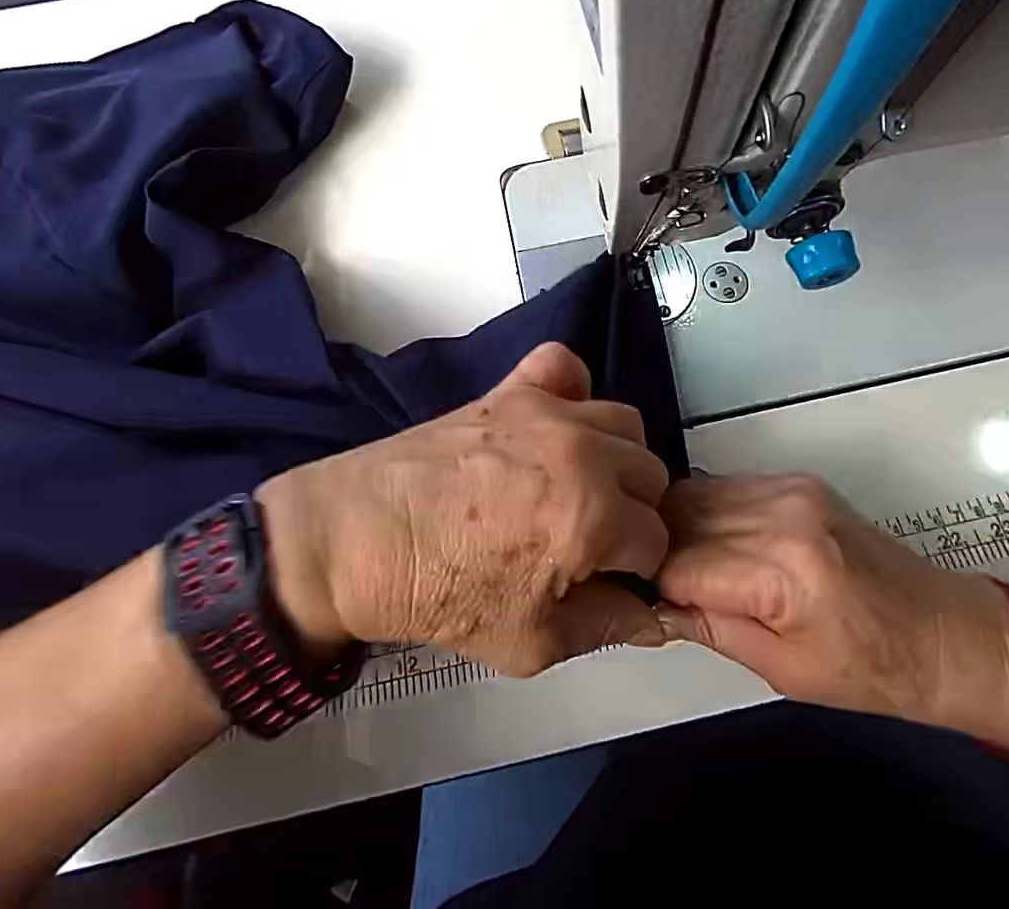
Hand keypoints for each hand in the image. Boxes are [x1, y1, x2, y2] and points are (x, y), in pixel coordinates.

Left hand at [256, 342, 673, 676]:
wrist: (352, 539)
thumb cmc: (435, 595)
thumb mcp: (530, 643)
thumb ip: (607, 626)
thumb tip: (652, 615)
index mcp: (591, 516)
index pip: (656, 541)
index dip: (633, 569)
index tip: (605, 578)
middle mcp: (578, 451)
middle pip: (650, 478)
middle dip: (628, 516)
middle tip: (585, 540)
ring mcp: (540, 412)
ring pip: (622, 425)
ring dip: (612, 461)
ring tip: (572, 488)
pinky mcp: (504, 391)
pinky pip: (562, 366)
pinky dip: (571, 390)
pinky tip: (552, 427)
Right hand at [655, 474, 1008, 747]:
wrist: (950, 637)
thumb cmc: (878, 666)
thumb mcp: (780, 669)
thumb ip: (707, 627)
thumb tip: (653, 604)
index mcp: (782, 573)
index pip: (675, 565)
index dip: (656, 587)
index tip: (655, 603)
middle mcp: (782, 518)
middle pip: (676, 520)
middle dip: (660, 553)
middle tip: (666, 586)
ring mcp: (788, 493)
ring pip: (690, 496)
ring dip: (677, 528)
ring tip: (691, 566)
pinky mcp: (793, 483)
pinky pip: (721, 488)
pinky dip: (705, 513)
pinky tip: (717, 544)